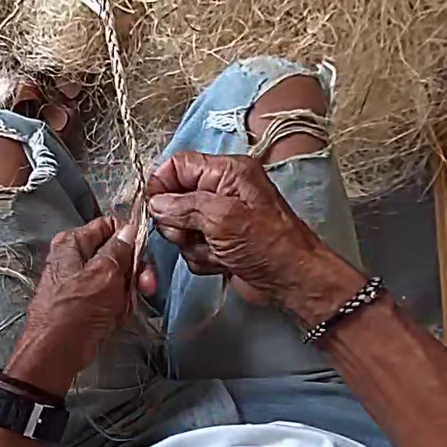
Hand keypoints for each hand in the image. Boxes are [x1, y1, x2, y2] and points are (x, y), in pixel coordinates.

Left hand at [4, 215, 135, 398]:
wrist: (57, 352)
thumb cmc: (73, 312)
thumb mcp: (104, 273)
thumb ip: (119, 248)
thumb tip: (129, 230)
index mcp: (72, 243)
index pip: (109, 226)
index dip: (129, 238)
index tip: (142, 253)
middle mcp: (75, 260)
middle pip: (117, 254)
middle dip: (133, 271)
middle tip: (143, 284)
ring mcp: (81, 283)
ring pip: (118, 279)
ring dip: (128, 293)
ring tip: (123, 307)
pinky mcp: (87, 305)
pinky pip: (112, 299)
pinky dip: (118, 308)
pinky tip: (115, 318)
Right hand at [144, 150, 365, 324]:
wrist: (291, 281)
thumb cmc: (267, 244)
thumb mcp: (222, 217)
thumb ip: (183, 206)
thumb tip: (155, 203)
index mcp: (226, 172)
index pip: (177, 165)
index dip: (161, 185)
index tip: (155, 209)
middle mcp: (220, 191)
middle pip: (172, 200)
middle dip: (178, 223)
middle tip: (195, 234)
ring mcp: (217, 219)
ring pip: (179, 229)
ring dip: (192, 245)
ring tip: (217, 250)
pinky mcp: (216, 243)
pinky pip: (190, 249)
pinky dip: (202, 258)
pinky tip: (223, 261)